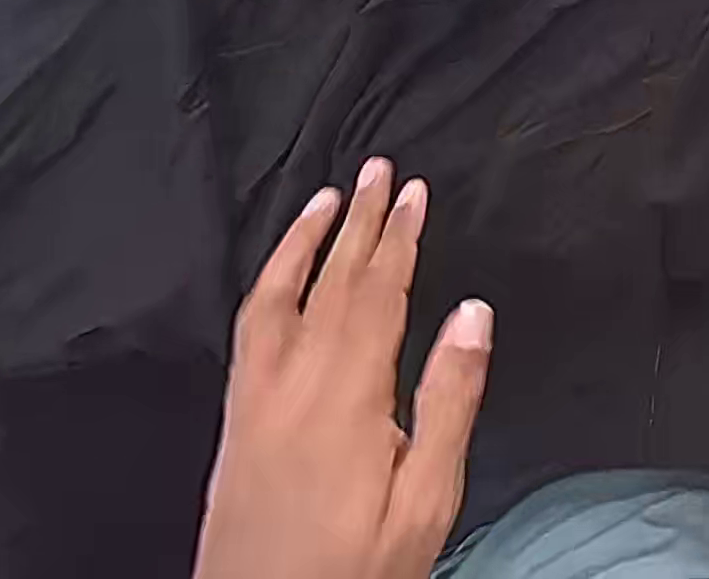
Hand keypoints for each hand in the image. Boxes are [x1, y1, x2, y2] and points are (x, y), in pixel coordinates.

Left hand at [194, 160, 493, 578]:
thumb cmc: (360, 566)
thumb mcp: (428, 496)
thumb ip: (450, 397)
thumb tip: (473, 311)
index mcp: (346, 396)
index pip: (378, 292)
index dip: (398, 236)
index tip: (413, 191)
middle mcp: (294, 382)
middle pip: (333, 281)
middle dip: (361, 219)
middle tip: (378, 168)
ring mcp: (255, 398)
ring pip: (279, 296)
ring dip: (306, 239)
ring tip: (328, 195)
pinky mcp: (235, 416)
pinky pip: (249, 329)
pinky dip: (268, 282)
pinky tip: (281, 267)